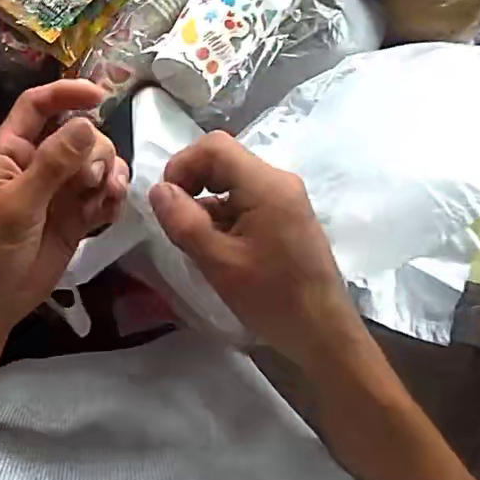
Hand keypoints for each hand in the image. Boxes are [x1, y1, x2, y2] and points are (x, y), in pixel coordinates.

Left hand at [0, 80, 127, 335]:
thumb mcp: (18, 205)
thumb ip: (53, 165)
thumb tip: (88, 124)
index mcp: (11, 151)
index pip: (37, 106)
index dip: (66, 94)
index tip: (101, 97)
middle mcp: (37, 164)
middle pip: (79, 134)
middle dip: (95, 150)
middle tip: (93, 179)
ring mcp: (59, 192)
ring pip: (96, 163)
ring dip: (109, 173)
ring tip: (107, 196)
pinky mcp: (76, 217)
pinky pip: (103, 196)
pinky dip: (112, 199)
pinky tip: (110, 212)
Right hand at [148, 132, 357, 363]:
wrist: (322, 332)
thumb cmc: (272, 298)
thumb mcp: (218, 262)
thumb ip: (183, 221)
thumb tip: (157, 190)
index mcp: (266, 186)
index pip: (214, 147)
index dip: (181, 164)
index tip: (166, 199)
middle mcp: (279, 182)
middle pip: (222, 160)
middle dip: (190, 182)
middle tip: (174, 220)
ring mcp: (285, 199)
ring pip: (231, 181)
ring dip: (204, 201)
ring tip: (193, 240)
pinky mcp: (285, 216)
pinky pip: (244, 199)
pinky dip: (221, 214)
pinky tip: (215, 247)